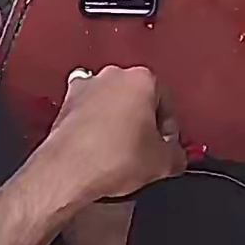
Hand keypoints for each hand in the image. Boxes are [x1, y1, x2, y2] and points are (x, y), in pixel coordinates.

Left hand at [30, 67, 184, 205]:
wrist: (69, 169)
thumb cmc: (113, 156)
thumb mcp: (163, 162)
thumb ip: (177, 154)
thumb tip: (176, 157)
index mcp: (142, 78)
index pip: (166, 100)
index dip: (170, 128)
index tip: (167, 147)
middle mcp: (113, 75)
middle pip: (138, 97)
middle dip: (143, 121)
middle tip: (146, 149)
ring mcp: (87, 86)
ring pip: (112, 102)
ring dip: (117, 121)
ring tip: (119, 151)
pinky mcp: (67, 102)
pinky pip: (89, 111)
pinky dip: (94, 124)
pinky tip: (98, 148)